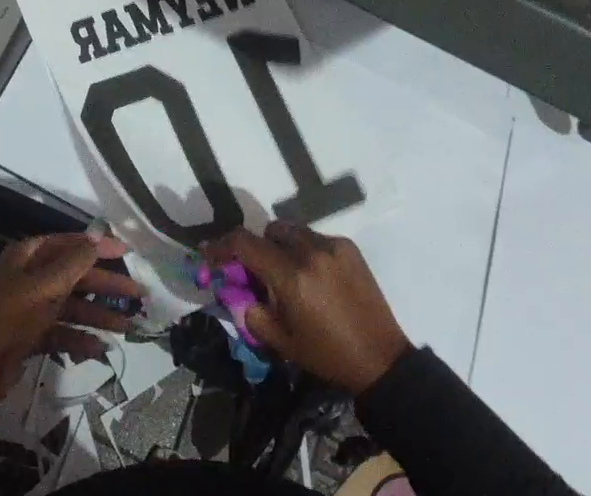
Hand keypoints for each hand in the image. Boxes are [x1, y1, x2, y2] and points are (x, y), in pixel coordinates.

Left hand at [0, 233, 145, 399]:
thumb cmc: (7, 317)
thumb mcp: (42, 288)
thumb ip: (73, 263)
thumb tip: (97, 235)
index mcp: (28, 257)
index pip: (70, 243)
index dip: (98, 246)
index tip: (128, 251)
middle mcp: (31, 278)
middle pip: (75, 276)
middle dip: (106, 285)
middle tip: (139, 294)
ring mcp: (31, 308)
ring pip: (72, 306)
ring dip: (98, 315)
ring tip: (126, 327)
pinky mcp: (31, 336)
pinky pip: (62, 332)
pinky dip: (79, 340)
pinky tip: (98, 350)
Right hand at [204, 222, 411, 394]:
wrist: (380, 359)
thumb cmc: (327, 354)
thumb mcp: (280, 340)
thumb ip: (251, 311)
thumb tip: (237, 291)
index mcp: (291, 276)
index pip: (244, 243)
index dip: (221, 246)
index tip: (210, 255)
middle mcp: (310, 252)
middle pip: (269, 231)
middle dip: (256, 247)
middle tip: (256, 271)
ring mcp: (333, 246)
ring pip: (293, 231)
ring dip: (281, 246)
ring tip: (286, 273)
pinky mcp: (349, 248)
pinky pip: (316, 238)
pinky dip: (305, 250)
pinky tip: (313, 276)